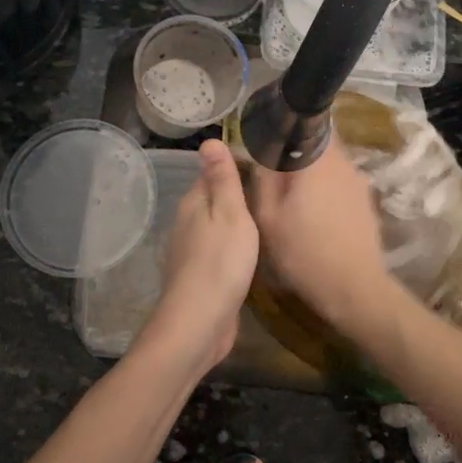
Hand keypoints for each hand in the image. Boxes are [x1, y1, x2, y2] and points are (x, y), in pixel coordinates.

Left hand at [138, 140, 258, 372]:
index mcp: (193, 203)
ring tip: (267, 217)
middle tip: (274, 190)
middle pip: (213, 200)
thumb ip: (222, 178)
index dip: (236, 166)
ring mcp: (192, 253)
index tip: (265, 163)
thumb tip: (208, 139)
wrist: (199, 323)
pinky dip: (233, 247)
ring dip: (236, 222)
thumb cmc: (219, 262)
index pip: (212, 173)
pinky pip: (219, 252)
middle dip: (237, 194)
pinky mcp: (201, 278)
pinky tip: (251, 253)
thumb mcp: (229, 213)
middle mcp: (187, 224)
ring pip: (216, 227)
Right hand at [249, 138, 390, 332]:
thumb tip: (259, 150)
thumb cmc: (303, 251)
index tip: (267, 135)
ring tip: (291, 195)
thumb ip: (263, 177)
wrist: (354, 288)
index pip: (304, 123)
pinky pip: (340, 184)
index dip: (285, 125)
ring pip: (330, 164)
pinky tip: (313, 213)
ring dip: (312, 172)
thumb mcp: (268, 217)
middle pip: (318, 142)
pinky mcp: (366, 202)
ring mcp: (359, 183)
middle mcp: (343, 163)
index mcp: (317, 160)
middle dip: (296, 150)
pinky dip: (326, 190)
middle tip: (273, 169)